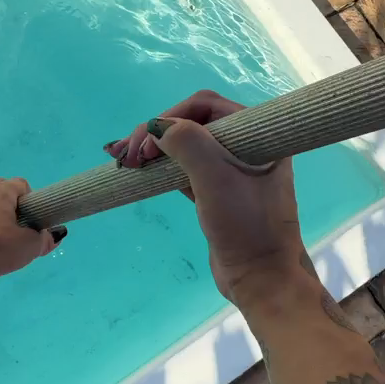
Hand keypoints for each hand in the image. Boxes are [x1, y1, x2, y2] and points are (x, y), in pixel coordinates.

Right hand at [109, 91, 317, 311]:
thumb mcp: (215, 178)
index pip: (205, 106)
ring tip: (124, 162)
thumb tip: (156, 128)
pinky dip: (162, 170)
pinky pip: (186, 170)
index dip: (171, 117)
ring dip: (155, 151)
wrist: (261, 278)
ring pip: (186, 148)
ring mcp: (232, 169)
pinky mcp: (218, 192)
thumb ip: (187, 143)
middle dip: (156, 134)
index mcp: (257, 133)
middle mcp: (247, 145)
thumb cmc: (244, 225)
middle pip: (192, 124)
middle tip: (125, 156)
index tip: (146, 144)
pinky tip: (141, 173)